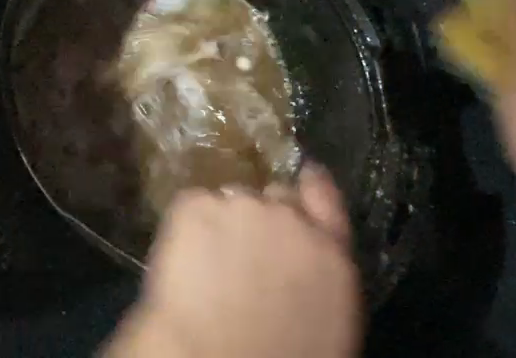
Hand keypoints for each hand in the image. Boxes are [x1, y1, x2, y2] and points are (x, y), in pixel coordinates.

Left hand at [105, 163, 362, 357]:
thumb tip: (307, 264)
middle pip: (275, 197)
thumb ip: (320, 276)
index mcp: (330, 256)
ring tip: (210, 260)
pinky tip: (186, 257)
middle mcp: (287, 218)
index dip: (313, 185)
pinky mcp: (194, 203)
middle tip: (244, 250)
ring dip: (224, 221)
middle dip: (262, 216)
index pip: (324, 197)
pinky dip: (189, 225)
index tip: (306, 175)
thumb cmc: (279, 357)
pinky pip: (193, 206)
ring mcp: (239, 205)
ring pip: (230, 200)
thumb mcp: (325, 323)